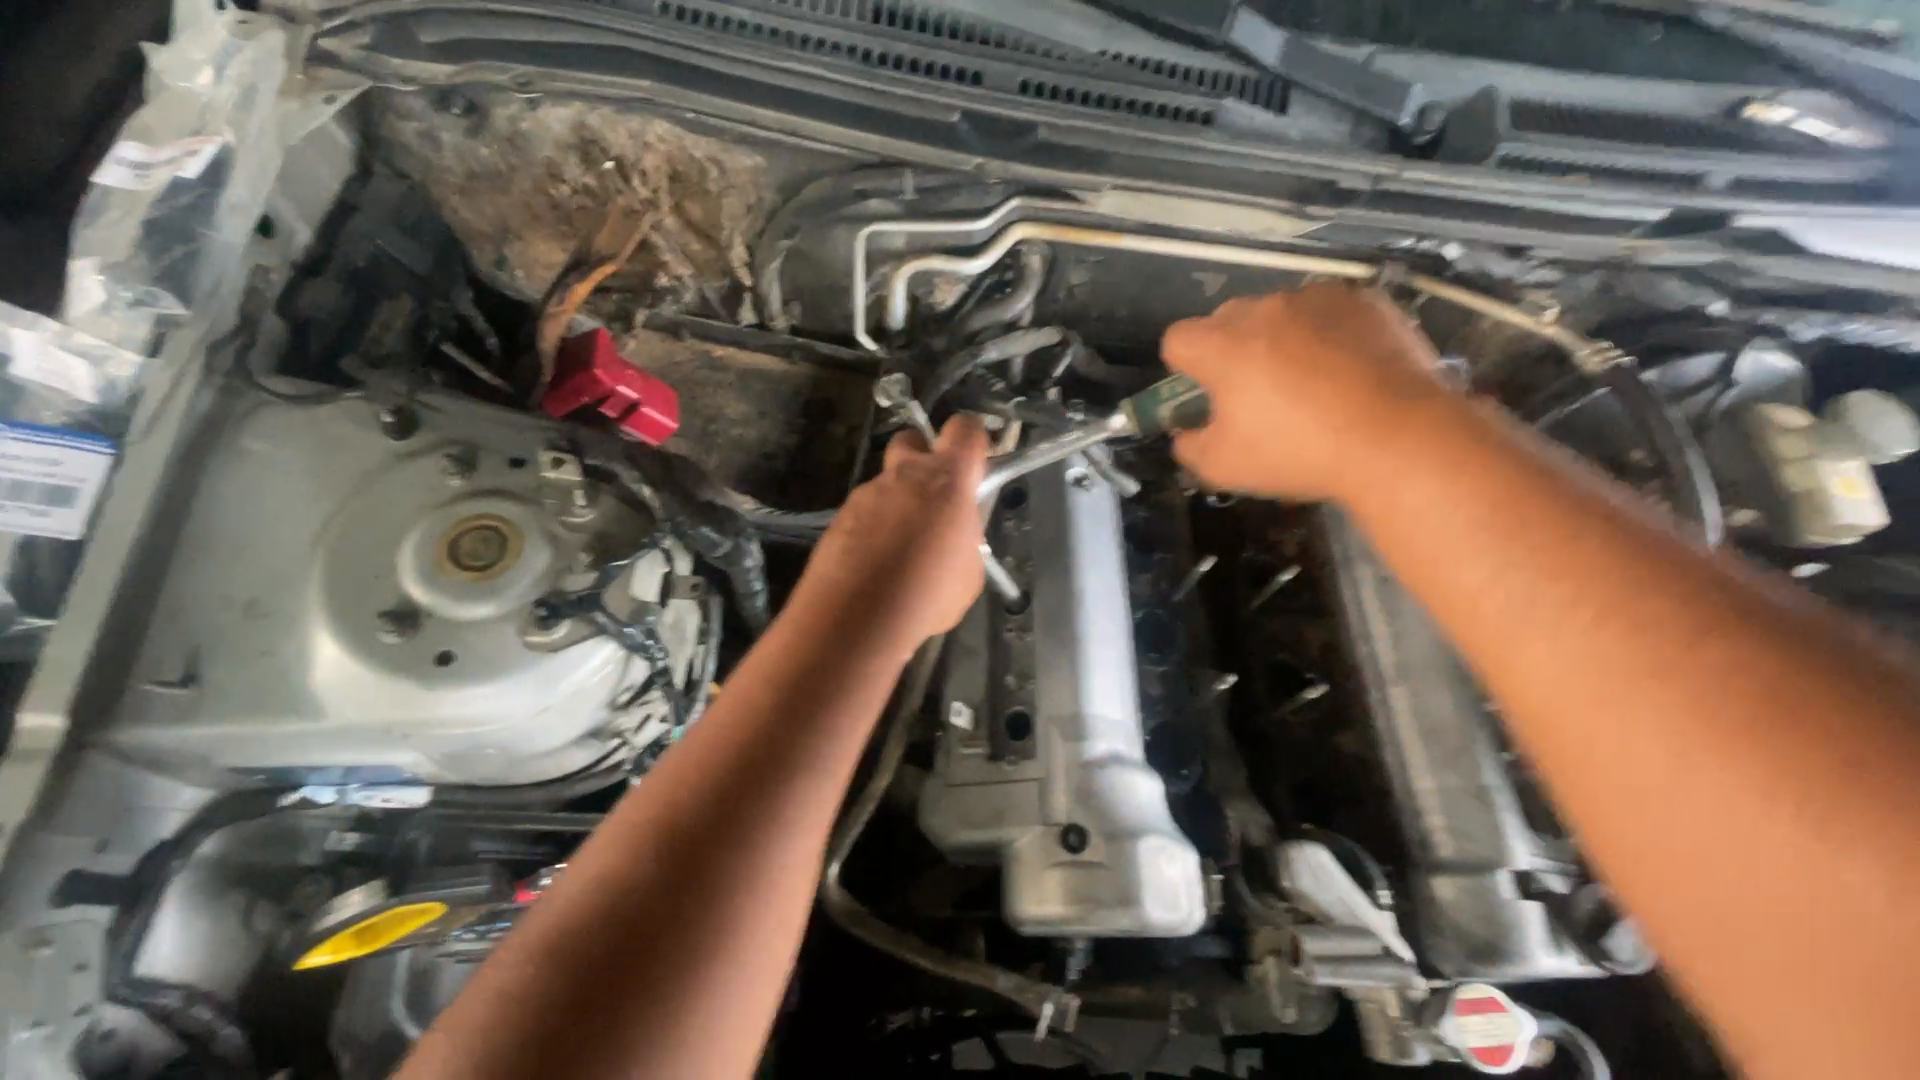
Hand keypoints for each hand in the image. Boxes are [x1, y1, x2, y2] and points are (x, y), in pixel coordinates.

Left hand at [794, 415, 989, 646]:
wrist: (855, 617)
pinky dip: (872, 531)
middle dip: (923, 459)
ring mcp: (866, 494)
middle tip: (932, 498)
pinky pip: (863, 514)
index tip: (975, 467)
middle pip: (912, 440)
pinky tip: (875, 566)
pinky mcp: (838, 519)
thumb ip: (964, 543)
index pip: (965, 430)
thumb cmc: (928, 594)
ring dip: (896, 504)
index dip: (972, 440)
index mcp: (946, 480)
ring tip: (900, 550)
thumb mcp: (968, 574)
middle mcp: (903, 476)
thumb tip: (954, 543)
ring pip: (886, 484)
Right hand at [1162, 283, 1450, 499]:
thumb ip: (1190, 446)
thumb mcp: (1224, 467)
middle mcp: (1264, 309)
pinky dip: (1327, 333)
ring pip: (1279, 313)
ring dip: (1280, 338)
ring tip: (1310, 381)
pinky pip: (1328, 311)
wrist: (1397, 437)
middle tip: (1256, 392)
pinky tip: (1348, 370)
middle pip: (1226, 320)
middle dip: (1231, 349)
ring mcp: (1316, 299)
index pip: (1177, 340)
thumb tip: (1186, 433)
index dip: (1184, 368)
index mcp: (1222, 345)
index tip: (1207, 395)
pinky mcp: (1363, 300)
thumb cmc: (1299, 453)